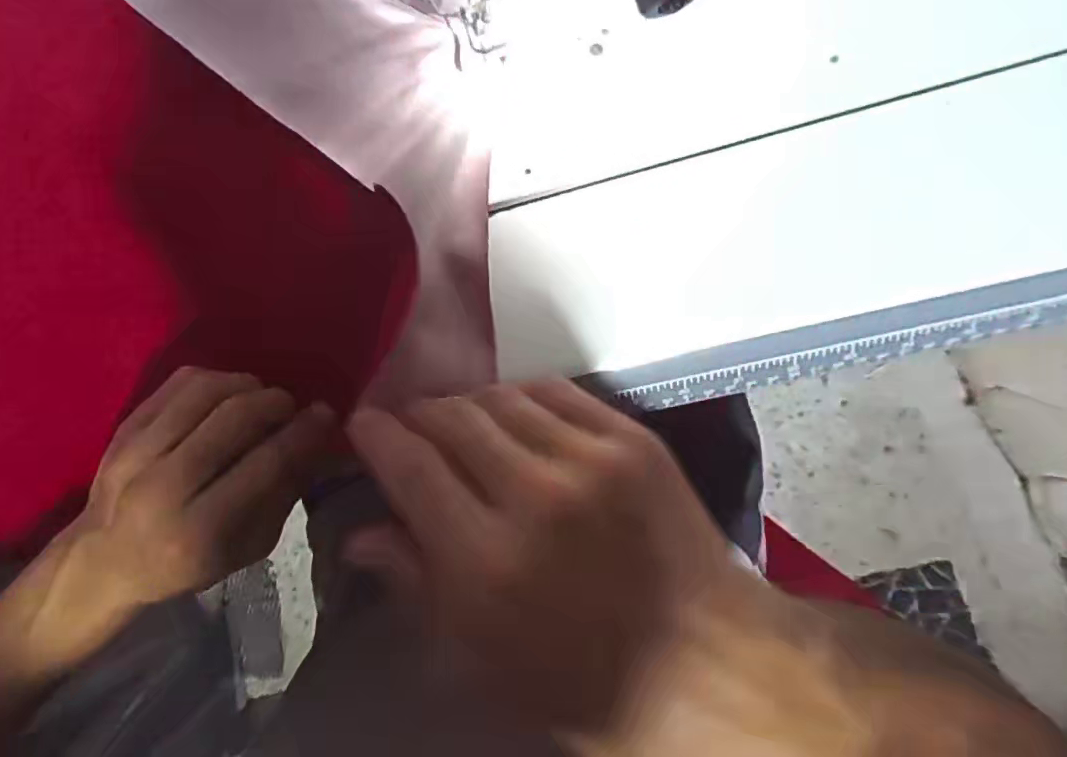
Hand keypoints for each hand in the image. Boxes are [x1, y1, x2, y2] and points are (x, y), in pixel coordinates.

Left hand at [0, 368, 335, 678]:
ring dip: (247, 385)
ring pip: (207, 391)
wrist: (104, 560)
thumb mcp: (245, 549)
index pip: (264, 465)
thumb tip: (315, 440)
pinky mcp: (124, 427)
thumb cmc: (185, 564)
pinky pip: (179, 382)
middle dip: (275, 402)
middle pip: (234, 418)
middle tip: (290, 406)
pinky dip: (215, 378)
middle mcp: (163, 488)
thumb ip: (282, 495)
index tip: (325, 413)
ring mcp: (136, 452)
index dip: (303, 433)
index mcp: (198, 532)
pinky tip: (226, 393)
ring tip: (260, 397)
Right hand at [344, 379, 764, 741]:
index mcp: (487, 561)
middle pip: (448, 418)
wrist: (708, 666)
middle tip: (409, 426)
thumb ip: (414, 580)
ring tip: (459, 421)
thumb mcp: (478, 654)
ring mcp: (588, 460)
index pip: (409, 466)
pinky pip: (551, 390)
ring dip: (464, 404)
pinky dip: (518, 397)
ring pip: (495, 396)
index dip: (375, 435)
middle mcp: (534, 497)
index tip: (362, 423)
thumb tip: (358, 531)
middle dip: (416, 415)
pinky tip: (513, 414)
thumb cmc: (578, 677)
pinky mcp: (630, 439)